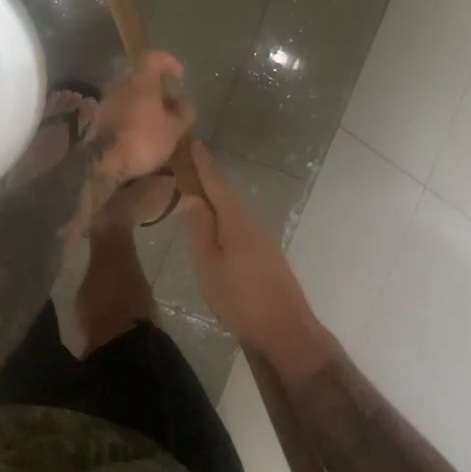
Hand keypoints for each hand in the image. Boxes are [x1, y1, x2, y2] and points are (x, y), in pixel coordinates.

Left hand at [89, 50, 193, 181]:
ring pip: (131, 93)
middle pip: (141, 77)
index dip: (168, 61)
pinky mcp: (101, 116)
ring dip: (146, 102)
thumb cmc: (143, 140)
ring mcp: (108, 100)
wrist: (104, 161)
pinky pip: (122, 107)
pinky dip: (134, 113)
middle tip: (171, 103)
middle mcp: (122, 84)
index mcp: (141, 81)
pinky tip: (142, 131)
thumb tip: (184, 99)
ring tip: (159, 121)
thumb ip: (183, 111)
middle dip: (158, 87)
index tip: (180, 75)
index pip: (153, 57)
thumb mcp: (174, 129)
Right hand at [180, 142, 332, 380]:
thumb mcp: (208, 264)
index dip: (201, 162)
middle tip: (185, 161)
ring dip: (214, 195)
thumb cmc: (240, 298)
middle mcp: (251, 219)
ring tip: (193, 186)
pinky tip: (213, 220)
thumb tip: (191, 195)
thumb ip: (198, 228)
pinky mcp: (264, 253)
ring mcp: (261, 236)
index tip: (191, 140)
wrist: (285, 331)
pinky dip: (222, 213)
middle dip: (206, 175)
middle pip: (224, 191)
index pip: (215, 181)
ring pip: (232, 207)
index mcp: (235, 218)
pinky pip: (238, 221)